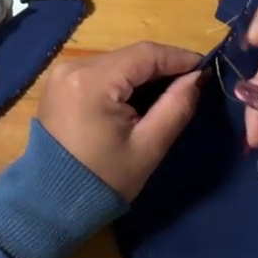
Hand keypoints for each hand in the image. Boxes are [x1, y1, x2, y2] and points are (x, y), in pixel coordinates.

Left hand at [37, 41, 202, 199]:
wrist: (51, 203)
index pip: (145, 54)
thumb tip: (197, 77)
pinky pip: (100, 72)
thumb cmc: (104, 179)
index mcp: (92, 80)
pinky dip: (123, 81)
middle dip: (162, 68)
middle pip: (129, 56)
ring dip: (143, 75)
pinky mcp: (59, 83)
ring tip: (169, 94)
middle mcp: (74, 66)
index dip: (179, 58)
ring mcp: (62, 73)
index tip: (206, 67)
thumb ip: (176, 106)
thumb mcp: (148, 146)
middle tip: (192, 85)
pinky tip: (139, 99)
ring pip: (116, 63)